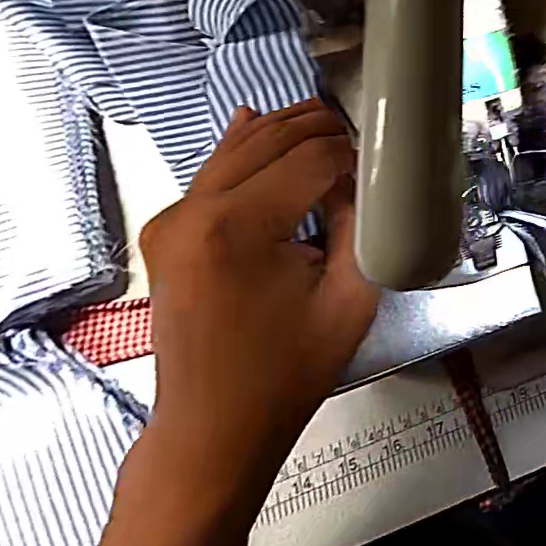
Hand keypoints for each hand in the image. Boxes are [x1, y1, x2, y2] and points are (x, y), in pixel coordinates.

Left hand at [138, 99, 378, 498]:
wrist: (214, 427)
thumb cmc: (288, 372)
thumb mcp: (351, 298)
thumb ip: (360, 226)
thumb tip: (356, 181)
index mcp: (239, 229)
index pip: (311, 159)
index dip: (352, 152)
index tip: (377, 161)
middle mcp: (193, 212)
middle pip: (270, 140)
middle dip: (319, 129)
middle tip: (359, 135)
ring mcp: (172, 219)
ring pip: (237, 147)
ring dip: (284, 130)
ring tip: (327, 122)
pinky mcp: (167, 230)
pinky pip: (212, 171)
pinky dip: (243, 145)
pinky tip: (255, 118)